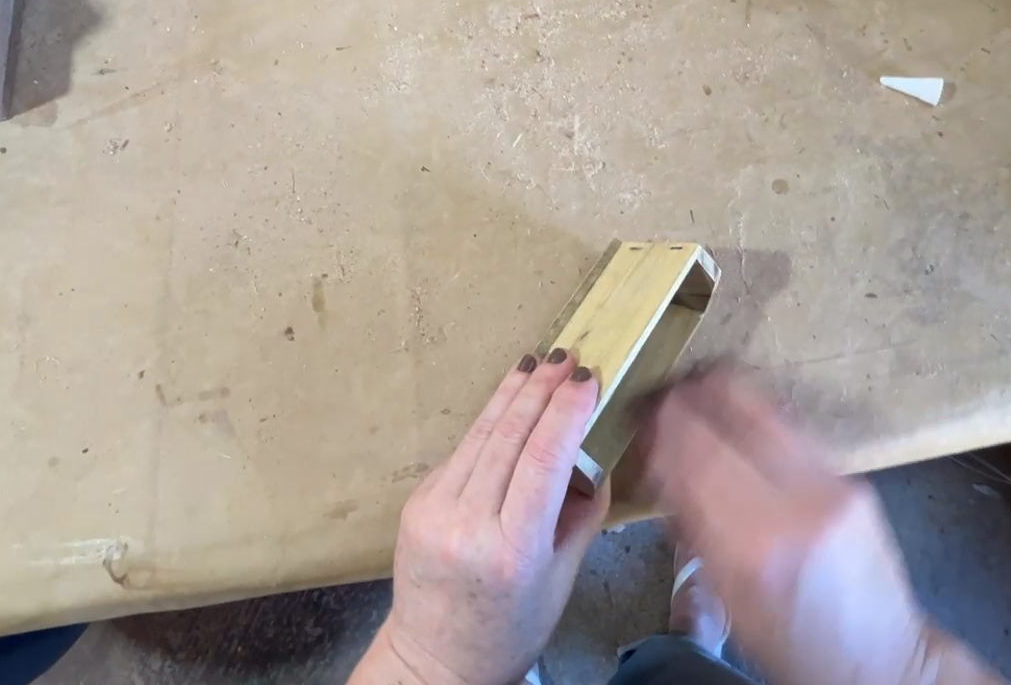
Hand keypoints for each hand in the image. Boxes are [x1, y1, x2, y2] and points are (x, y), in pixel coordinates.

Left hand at [351, 350, 608, 684]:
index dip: (566, 413)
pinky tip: (510, 399)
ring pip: (481, 433)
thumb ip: (581, 515)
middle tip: (565, 357)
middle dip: (540, 389)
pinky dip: (490, 419)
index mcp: (512, 552)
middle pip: (508, 437)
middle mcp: (467, 524)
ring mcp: (435, 508)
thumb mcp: (561, 580)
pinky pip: (463, 449)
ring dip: (512, 392)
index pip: (542, 462)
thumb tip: (592, 453)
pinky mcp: (418, 499)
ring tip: (536, 362)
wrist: (434, 660)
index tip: (587, 380)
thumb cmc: (510, 627)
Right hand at [639, 367, 1000, 684]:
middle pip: (728, 402)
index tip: (640, 415)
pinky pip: (785, 422)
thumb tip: (657, 460)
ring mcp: (831, 479)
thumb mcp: (726, 596)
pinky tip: (733, 426)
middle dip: (685, 391)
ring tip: (692, 399)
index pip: (694, 446)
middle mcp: (798, 499)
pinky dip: (748, 414)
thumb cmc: (791, 641)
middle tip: (662, 398)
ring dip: (715, 390)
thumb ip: (689, 523)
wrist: (882, 658)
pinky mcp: (849, 473)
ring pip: (759, 399)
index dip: (660, 419)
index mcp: (755, 542)